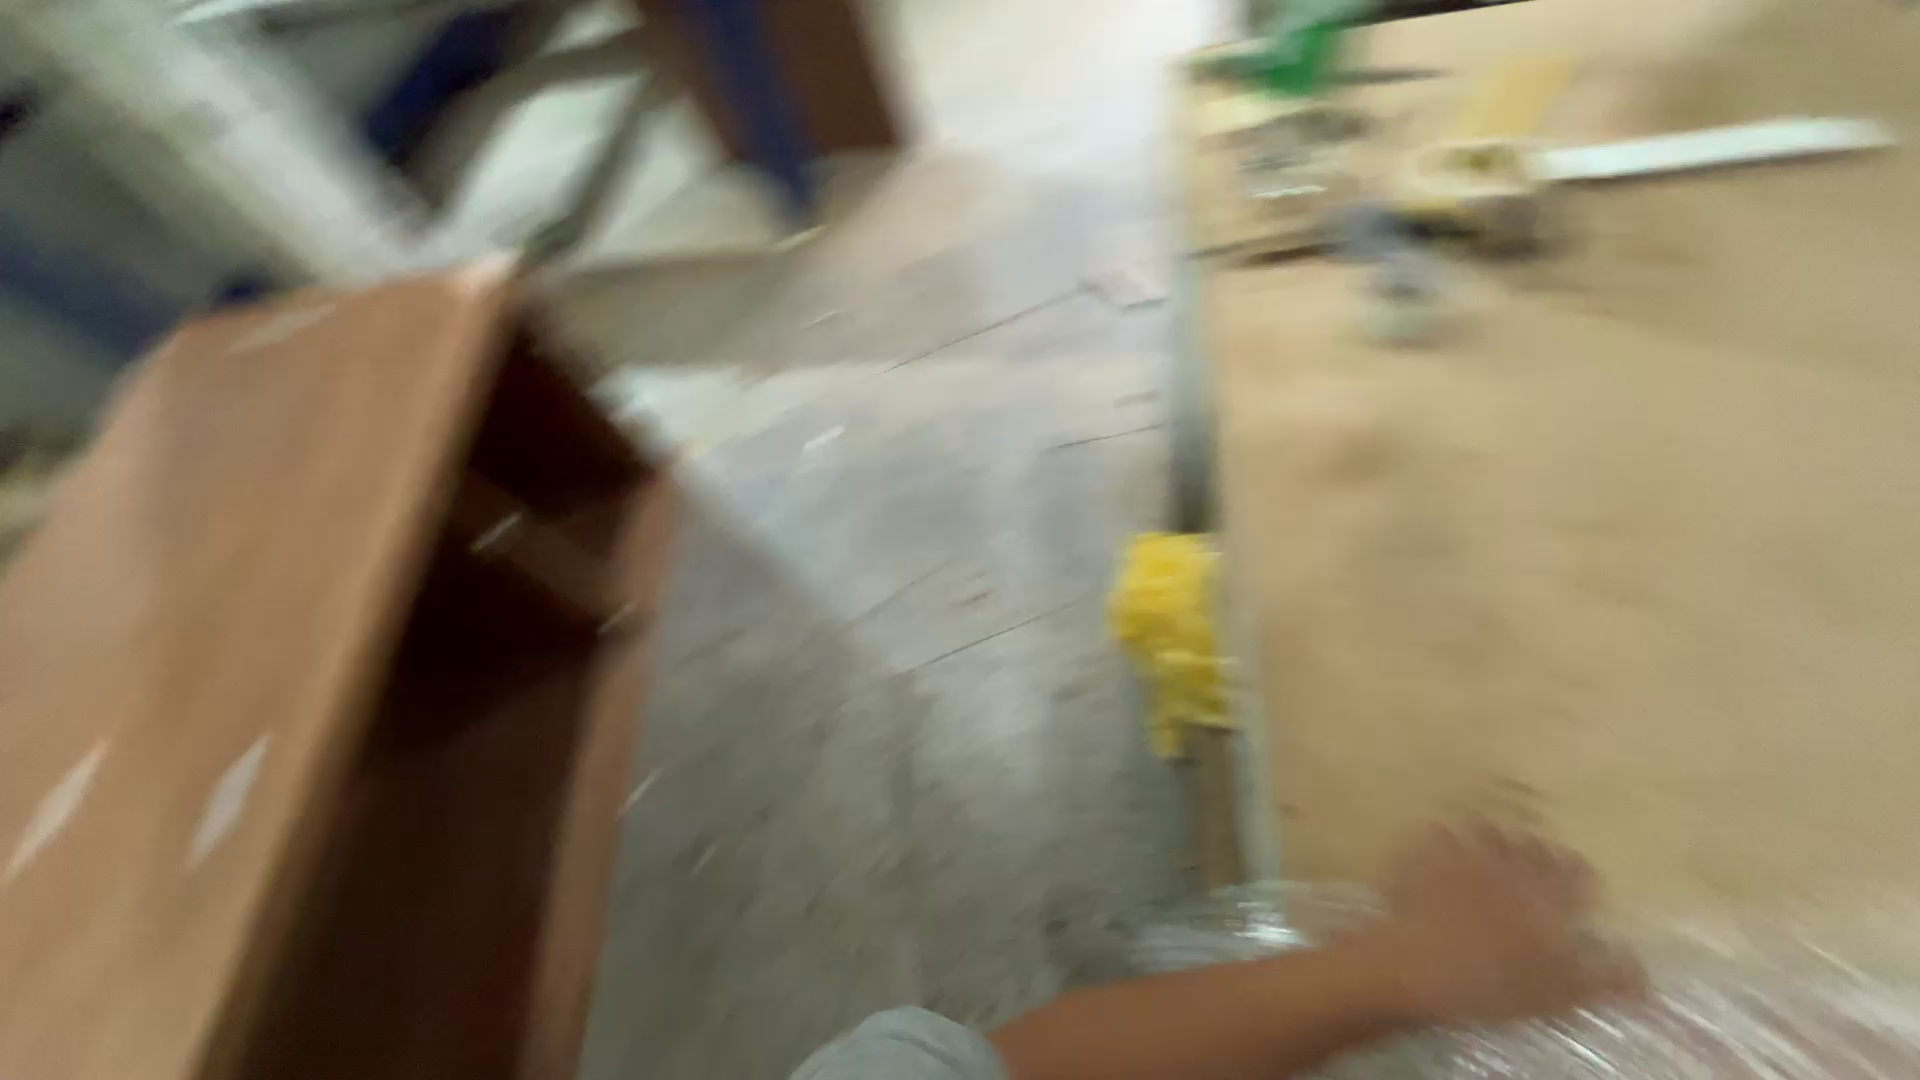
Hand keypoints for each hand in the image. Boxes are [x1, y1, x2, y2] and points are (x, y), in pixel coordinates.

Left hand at [1368, 822, 1644, 1025]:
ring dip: (1492, 839)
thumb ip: (1606, 977)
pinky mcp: (1422, 854)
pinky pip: (1436, 833)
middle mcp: (1508, 866)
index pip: (1576, 872)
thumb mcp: (1562, 992)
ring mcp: (1462, 854)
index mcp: (1547, 896)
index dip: (1579, 874)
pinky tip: (1441, 847)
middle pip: (1530, 846)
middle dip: (1537, 852)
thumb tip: (1641, 968)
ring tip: (1491, 853)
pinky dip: (1442, 838)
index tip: (1580, 880)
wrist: (1420, 964)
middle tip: (1536, 864)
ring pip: (1485, 832)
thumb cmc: (1495, 984)